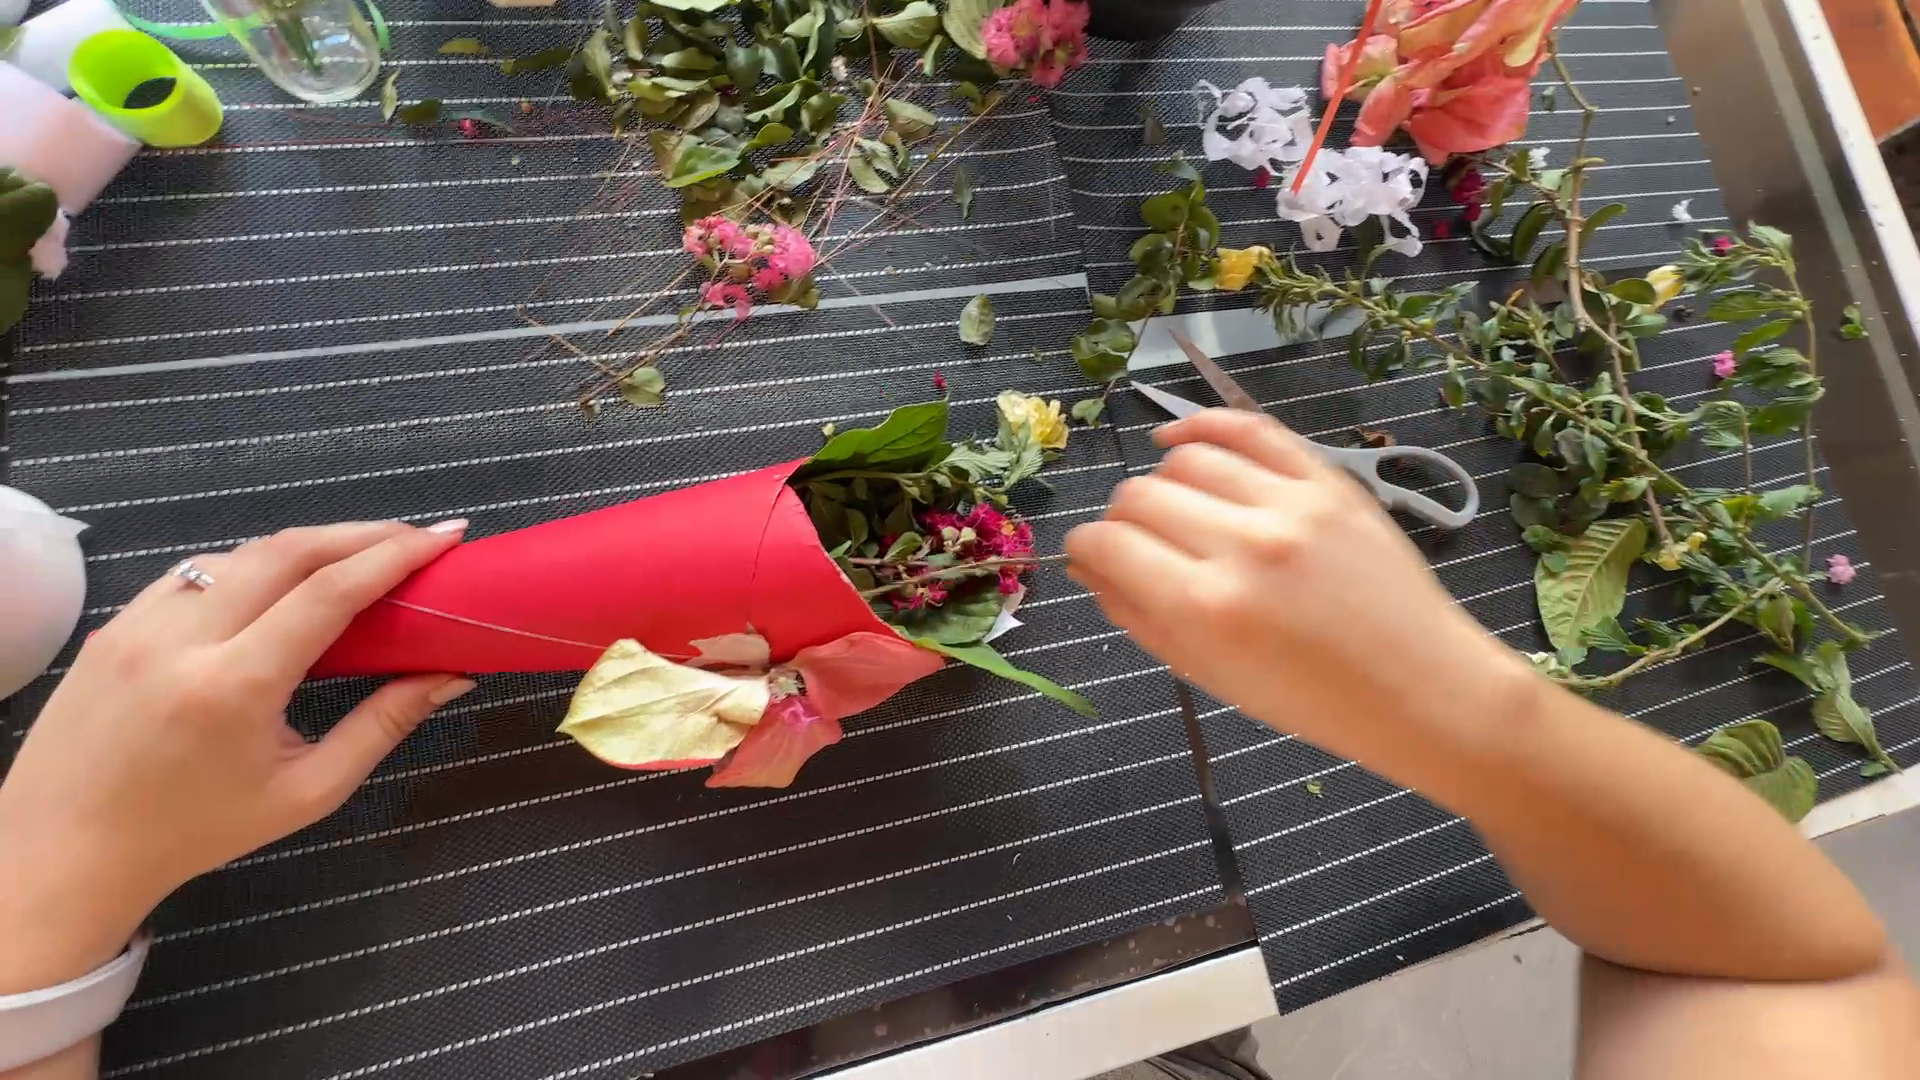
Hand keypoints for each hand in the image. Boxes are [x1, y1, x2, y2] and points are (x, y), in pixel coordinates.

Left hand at [0, 520, 474, 992]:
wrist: (50, 861)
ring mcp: (135, 628)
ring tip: (365, 553)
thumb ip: (386, 723)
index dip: (396, 555)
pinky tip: (289, 580)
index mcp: (233, 686)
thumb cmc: (197, 831)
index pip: (329, 592)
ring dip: (314, 542)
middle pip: (287, 551)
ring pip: (242, 552)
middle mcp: (179, 641)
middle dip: (365, 533)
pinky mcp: (113, 629)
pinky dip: (261, 562)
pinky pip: (200, 572)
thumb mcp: (312, 789)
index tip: (447, 535)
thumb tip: (454, 675)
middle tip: (418, 536)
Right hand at [1065, 410, 1532, 762]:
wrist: (1421, 689)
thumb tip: (1086, 565)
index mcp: (1205, 607)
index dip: (1083, 546)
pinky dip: (1201, 426)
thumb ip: (1134, 614)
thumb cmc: (1304, 699)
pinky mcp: (1328, 481)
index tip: (1087, 554)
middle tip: (1134, 544)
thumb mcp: (1204, 673)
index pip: (1108, 543)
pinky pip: (1249, 428)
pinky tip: (1175, 441)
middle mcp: (1242, 544)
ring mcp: (1290, 504)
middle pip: (1138, 496)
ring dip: (1159, 483)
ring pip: (1185, 460)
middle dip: (1118, 520)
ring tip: (1172, 510)